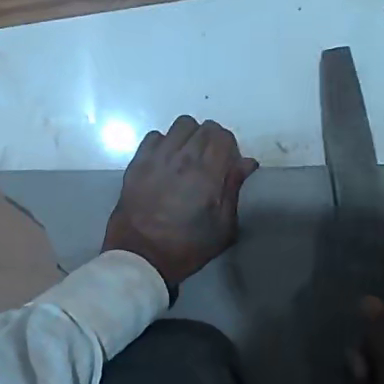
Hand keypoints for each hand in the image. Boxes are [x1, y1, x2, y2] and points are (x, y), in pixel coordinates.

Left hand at [102, 116, 258, 290]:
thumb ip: (234, 189)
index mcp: (206, 174)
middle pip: (204, 128)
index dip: (229, 149)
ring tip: (187, 158)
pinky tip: (165, 161)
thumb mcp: (223, 228)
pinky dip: (164, 143)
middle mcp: (182, 158)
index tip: (228, 166)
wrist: (140, 257)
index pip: (223, 137)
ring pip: (180, 126)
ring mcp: (156, 157)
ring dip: (189, 137)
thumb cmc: (186, 248)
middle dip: (212, 141)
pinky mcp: (137, 162)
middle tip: (209, 162)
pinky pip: (154, 136)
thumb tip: (246, 163)